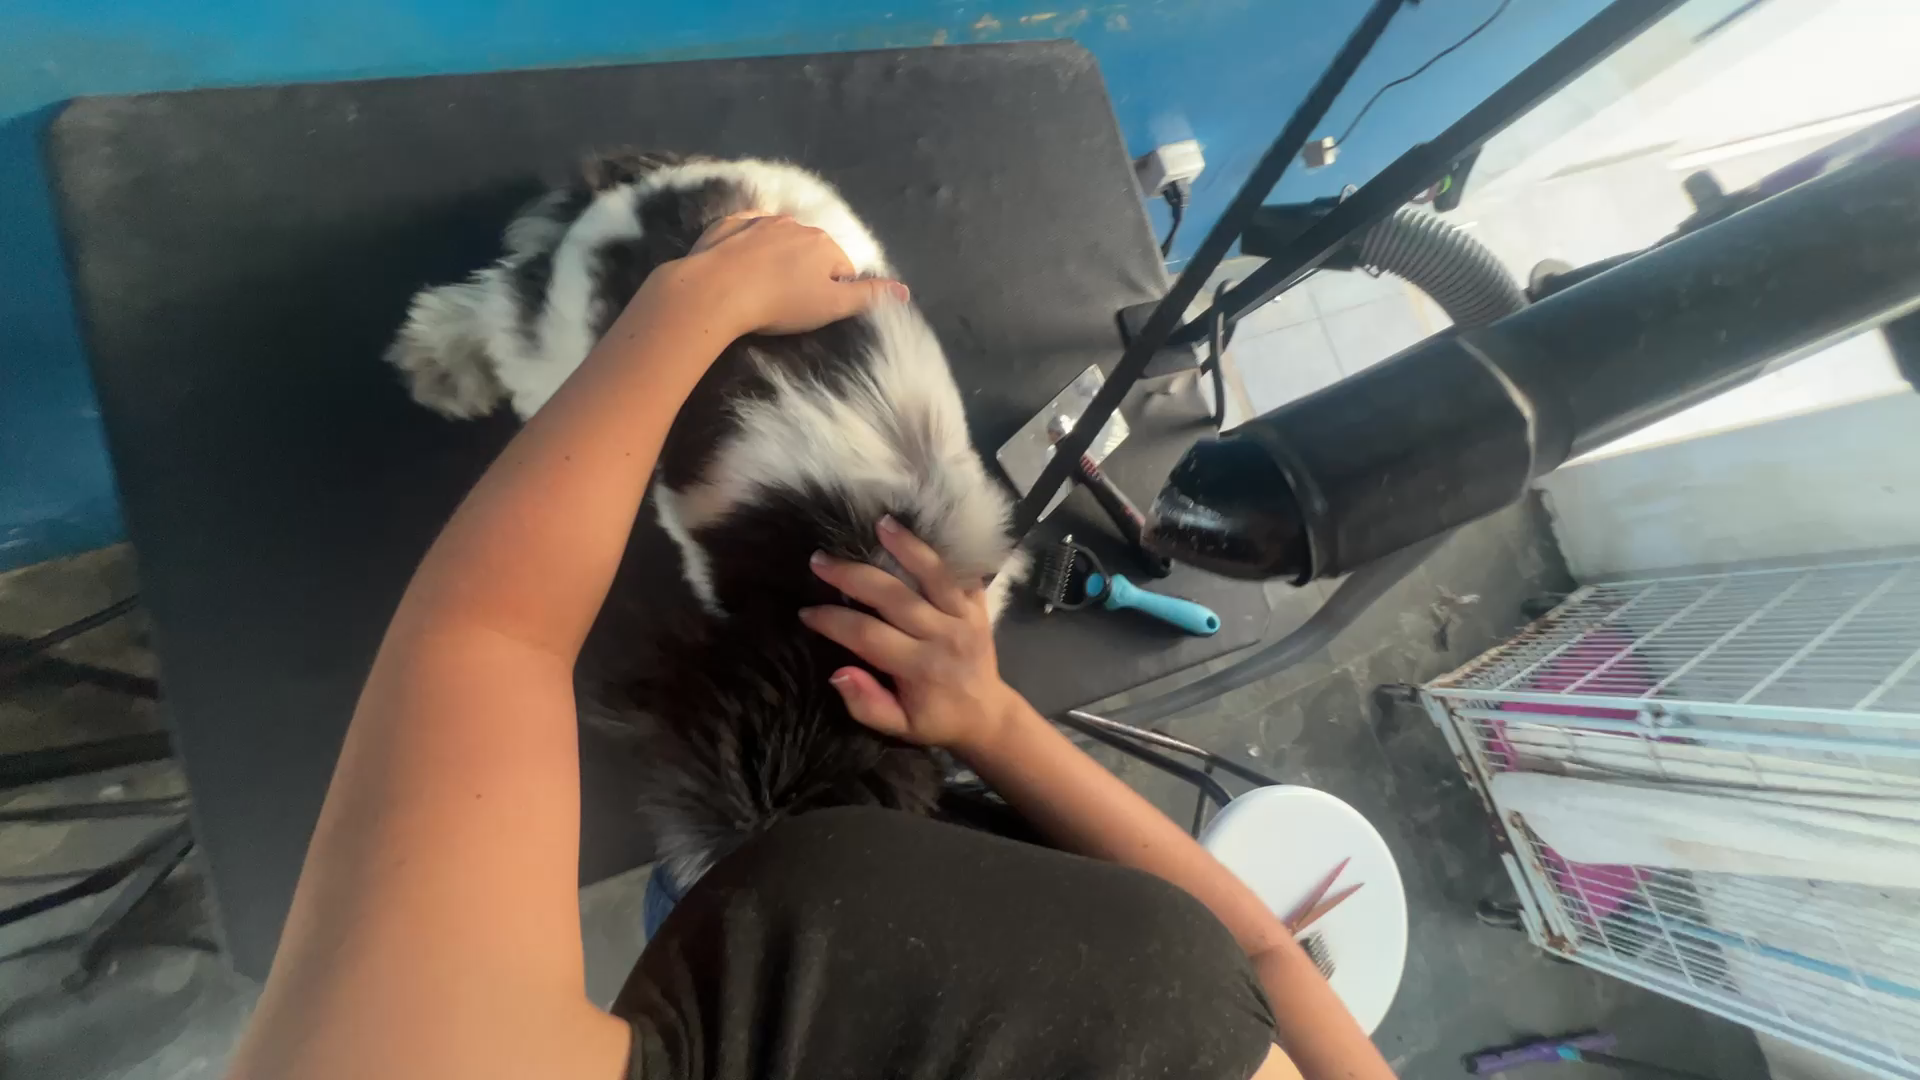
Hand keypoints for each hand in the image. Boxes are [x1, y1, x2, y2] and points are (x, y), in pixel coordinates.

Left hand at [668, 212, 907, 336]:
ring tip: (762, 290)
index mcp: (825, 244)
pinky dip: (747, 249)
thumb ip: (869, 297)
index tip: (812, 311)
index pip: (842, 271)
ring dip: (778, 261)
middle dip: (805, 274)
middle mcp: (796, 224)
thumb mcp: (832, 307)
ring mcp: (760, 220)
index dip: (832, 294)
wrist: (717, 291)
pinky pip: (746, 233)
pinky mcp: (728, 224)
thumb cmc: (781, 304)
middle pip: (812, 253)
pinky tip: (740, 270)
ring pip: (780, 242)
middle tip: (787, 305)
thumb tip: (906, 291)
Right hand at [799, 516, 1019, 757]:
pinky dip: (941, 551)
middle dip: (853, 575)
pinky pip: (961, 573)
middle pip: (893, 597)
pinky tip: (920, 531)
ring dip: (906, 546)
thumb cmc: (935, 719)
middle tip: (820, 560)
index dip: (834, 621)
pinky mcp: (979, 606)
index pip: (868, 637)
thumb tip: (837, 672)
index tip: (807, 612)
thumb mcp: (898, 727)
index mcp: (920, 668)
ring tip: (879, 523)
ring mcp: (965, 617)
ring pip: (933, 574)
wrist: (988, 713)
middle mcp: (944, 636)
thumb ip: (866, 703)